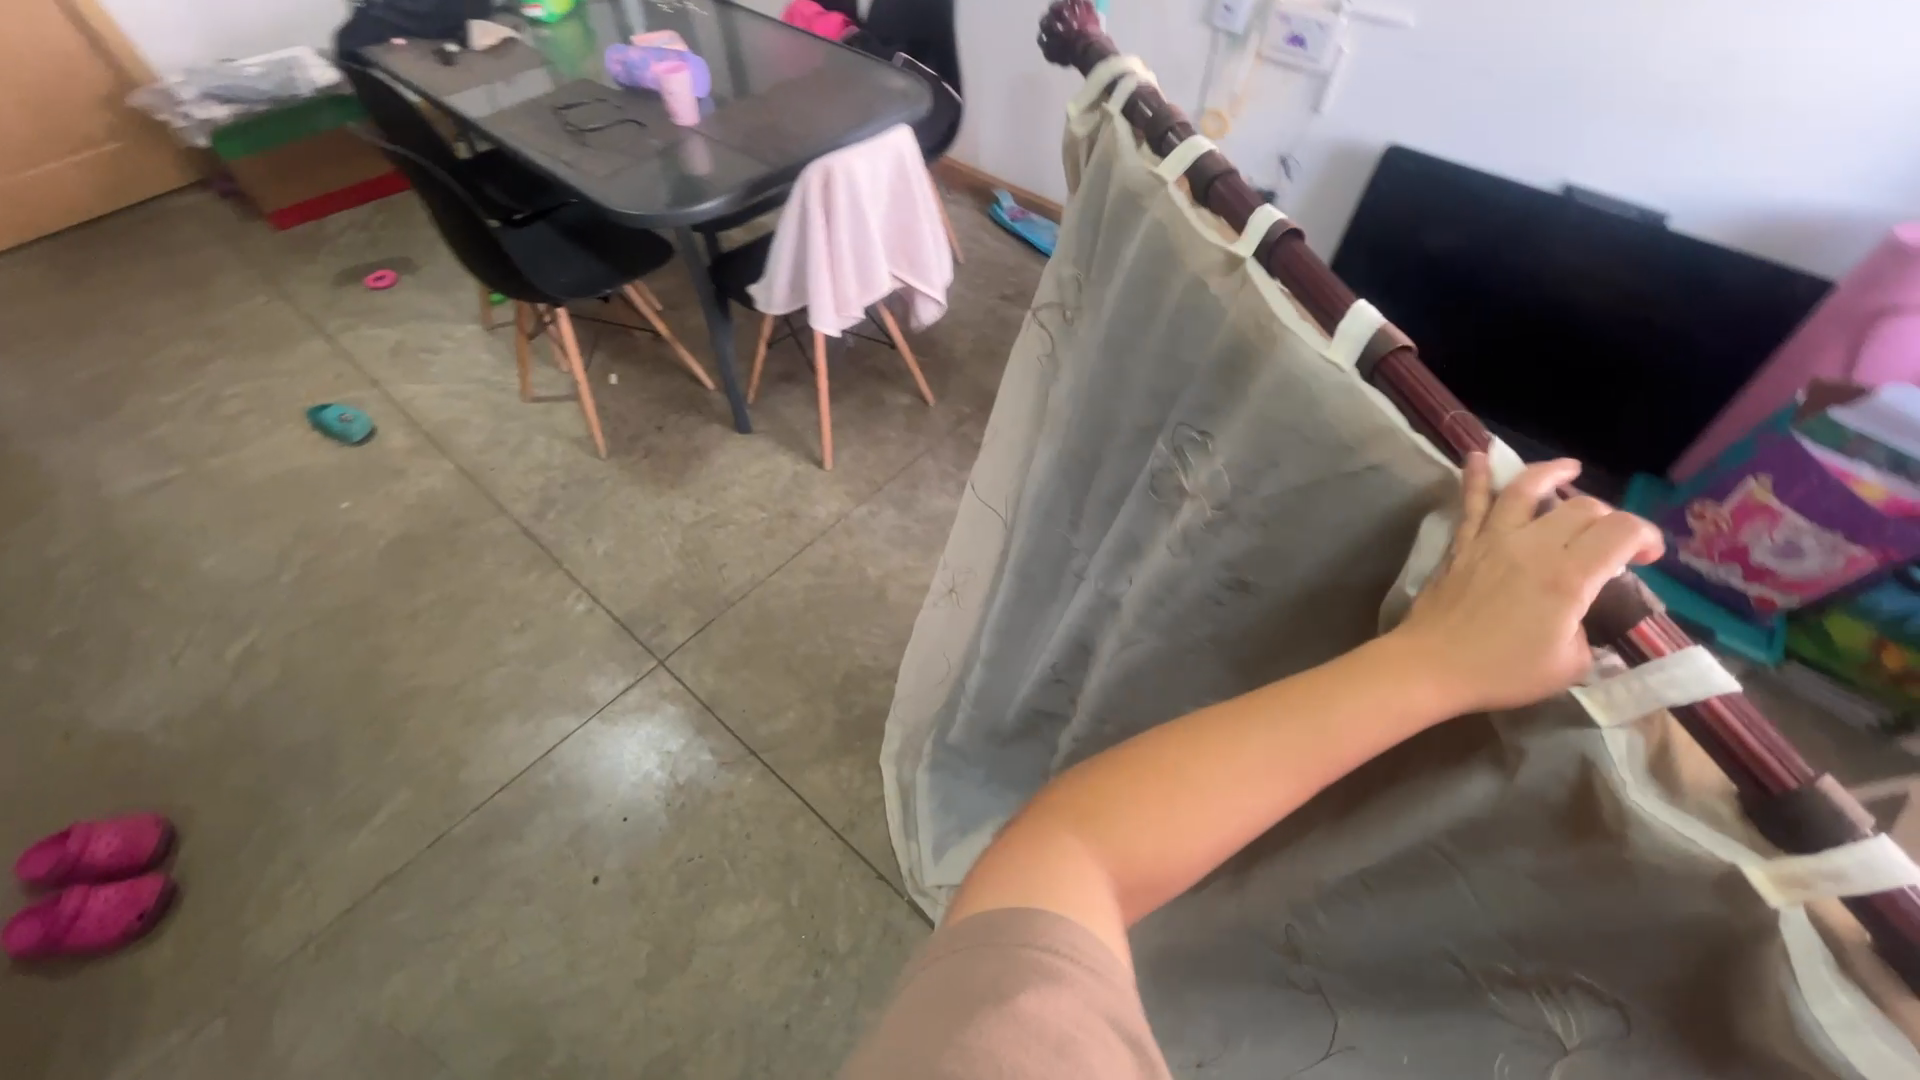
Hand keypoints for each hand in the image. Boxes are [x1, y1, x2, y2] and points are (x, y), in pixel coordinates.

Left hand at [1393, 455, 1664, 714]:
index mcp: (1568, 577)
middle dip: (1607, 516)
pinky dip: (1475, 477)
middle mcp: (1532, 547)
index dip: (1646, 537)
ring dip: (1551, 473)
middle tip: (1609, 538)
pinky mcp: (1461, 544)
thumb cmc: (1502, 671)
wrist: (1431, 664)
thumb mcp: (1570, 663)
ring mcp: (1491, 540)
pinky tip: (1478, 455)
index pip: (1622, 532)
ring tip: (1569, 468)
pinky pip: (1470, 502)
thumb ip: (1587, 627)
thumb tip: (1582, 610)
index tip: (1646, 558)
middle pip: (1582, 507)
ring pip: (1525, 490)